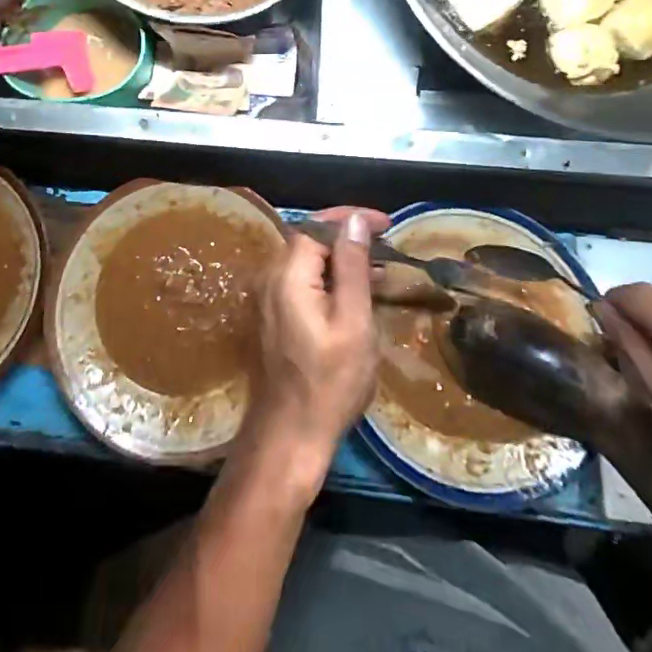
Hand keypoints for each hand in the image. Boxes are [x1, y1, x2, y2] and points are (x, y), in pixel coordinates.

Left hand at [242, 207, 392, 482]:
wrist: (289, 433)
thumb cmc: (329, 381)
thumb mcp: (353, 321)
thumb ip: (352, 267)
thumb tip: (354, 221)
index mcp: (286, 275)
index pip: (315, 226)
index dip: (350, 218)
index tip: (386, 223)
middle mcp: (268, 279)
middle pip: (307, 241)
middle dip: (346, 237)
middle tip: (385, 246)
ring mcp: (265, 299)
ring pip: (304, 262)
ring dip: (339, 260)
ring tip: (379, 269)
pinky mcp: (270, 316)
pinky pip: (299, 283)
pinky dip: (327, 280)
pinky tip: (354, 294)